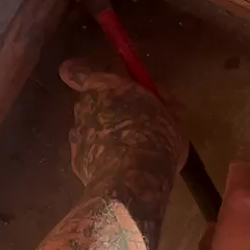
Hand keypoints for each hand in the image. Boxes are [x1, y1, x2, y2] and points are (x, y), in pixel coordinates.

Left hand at [59, 59, 184, 193]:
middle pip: (89, 102)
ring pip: (87, 129)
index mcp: (106, 86)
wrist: (133, 178)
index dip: (80, 72)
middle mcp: (85, 107)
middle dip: (105, 109)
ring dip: (102, 135)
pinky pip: (87, 154)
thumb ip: (164, 103)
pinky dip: (99, 158)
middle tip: (131, 122)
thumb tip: (166, 101)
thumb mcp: (174, 115)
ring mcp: (77, 135)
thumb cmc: (156, 136)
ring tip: (126, 151)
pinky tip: (117, 168)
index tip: (91, 79)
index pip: (79, 71)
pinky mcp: (76, 162)